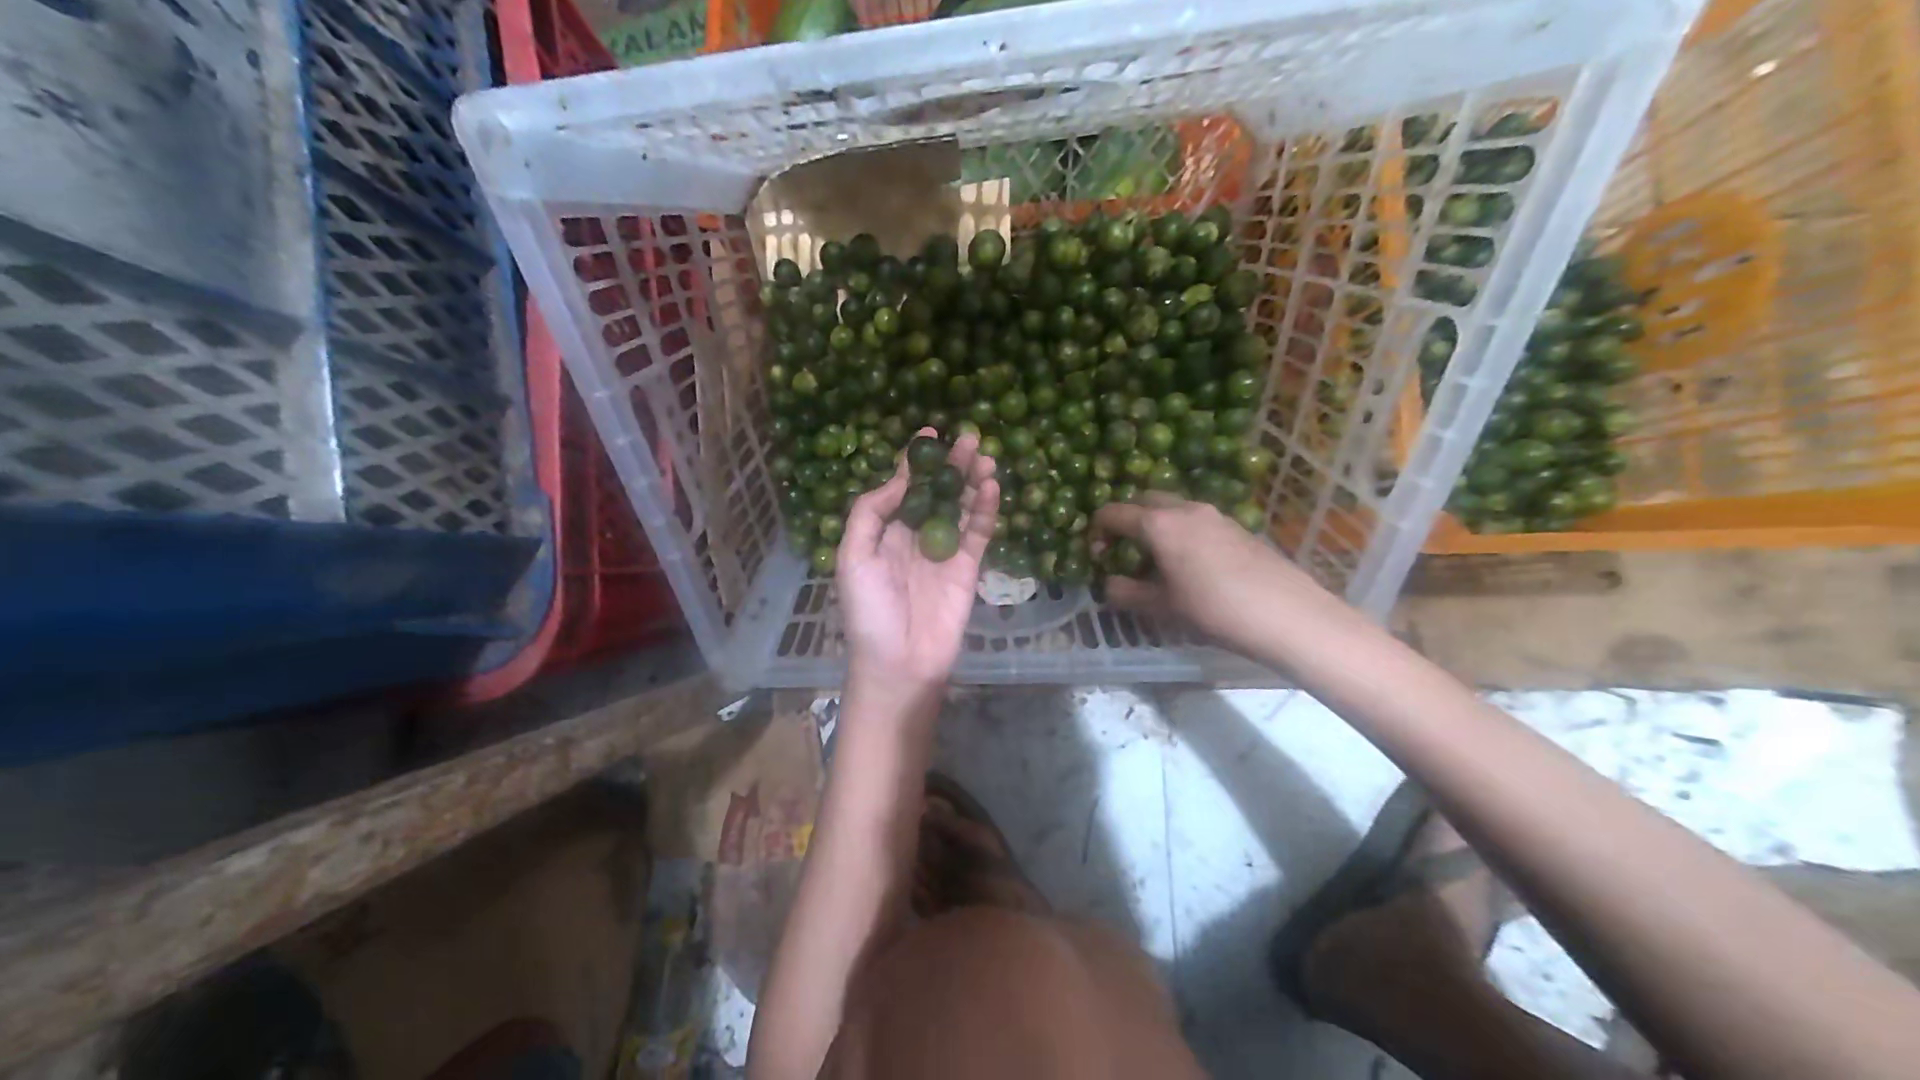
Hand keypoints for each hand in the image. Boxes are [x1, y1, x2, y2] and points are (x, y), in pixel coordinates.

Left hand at [836, 428, 998, 690]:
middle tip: (971, 438)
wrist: (899, 663)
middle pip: (937, 492)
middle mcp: (915, 536)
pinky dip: (985, 509)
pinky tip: (991, 487)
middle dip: (952, 465)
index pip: (903, 487)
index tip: (930, 432)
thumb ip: (872, 513)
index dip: (916, 461)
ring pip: (960, 507)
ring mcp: (944, 551)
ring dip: (972, 481)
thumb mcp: (853, 556)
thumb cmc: (868, 610)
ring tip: (985, 455)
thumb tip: (899, 479)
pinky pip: (978, 532)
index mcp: (885, 532)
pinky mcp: (968, 568)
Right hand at [1092, 493, 1358, 656]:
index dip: (1097, 531)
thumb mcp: (1162, 607)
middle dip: (1127, 522)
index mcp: (1159, 523)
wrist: (1286, 614)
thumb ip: (1126, 593)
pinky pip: (1197, 521)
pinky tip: (1192, 569)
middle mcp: (1185, 509)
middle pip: (1144, 502)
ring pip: (1173, 510)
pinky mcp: (1238, 527)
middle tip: (1123, 553)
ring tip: (1157, 564)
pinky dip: (1181, 534)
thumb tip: (1108, 584)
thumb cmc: (1214, 609)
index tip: (1096, 555)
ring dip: (1156, 528)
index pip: (1113, 513)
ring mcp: (1216, 515)